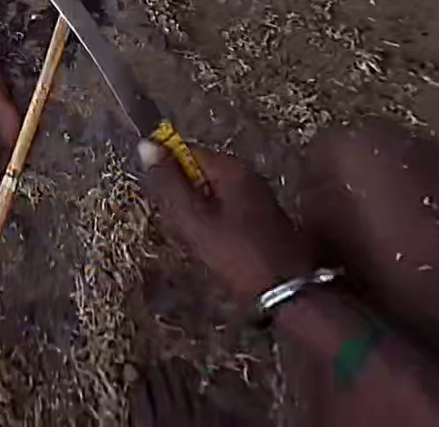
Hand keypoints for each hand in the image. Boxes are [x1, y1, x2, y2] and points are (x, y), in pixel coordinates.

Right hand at [139, 143, 314, 301]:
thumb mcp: (193, 218)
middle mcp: (246, 174)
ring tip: (195, 238)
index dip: (168, 170)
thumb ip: (168, 181)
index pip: (186, 149)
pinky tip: (215, 246)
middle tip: (179, 223)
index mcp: (229, 168)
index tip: (163, 198)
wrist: (292, 295)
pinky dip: (214, 221)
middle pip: (199, 170)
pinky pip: (227, 207)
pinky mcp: (264, 217)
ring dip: (198, 210)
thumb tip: (147, 144)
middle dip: (183, 193)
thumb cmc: (236, 254)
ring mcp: (258, 195)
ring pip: (212, 191)